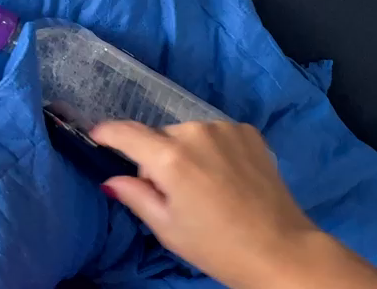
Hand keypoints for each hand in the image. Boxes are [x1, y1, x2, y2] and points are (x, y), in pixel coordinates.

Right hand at [90, 120, 324, 287]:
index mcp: (171, 157)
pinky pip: (217, 134)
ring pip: (190, 134)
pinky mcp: (247, 130)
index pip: (128, 134)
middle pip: (162, 137)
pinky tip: (227, 177)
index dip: (108, 132)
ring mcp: (224, 127)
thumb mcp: (168, 229)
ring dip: (187, 153)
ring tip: (204, 188)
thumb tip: (110, 178)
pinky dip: (214, 150)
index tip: (96, 134)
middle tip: (171, 194)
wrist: (281, 249)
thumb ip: (135, 197)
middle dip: (158, 158)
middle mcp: (195, 131)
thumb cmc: (217, 246)